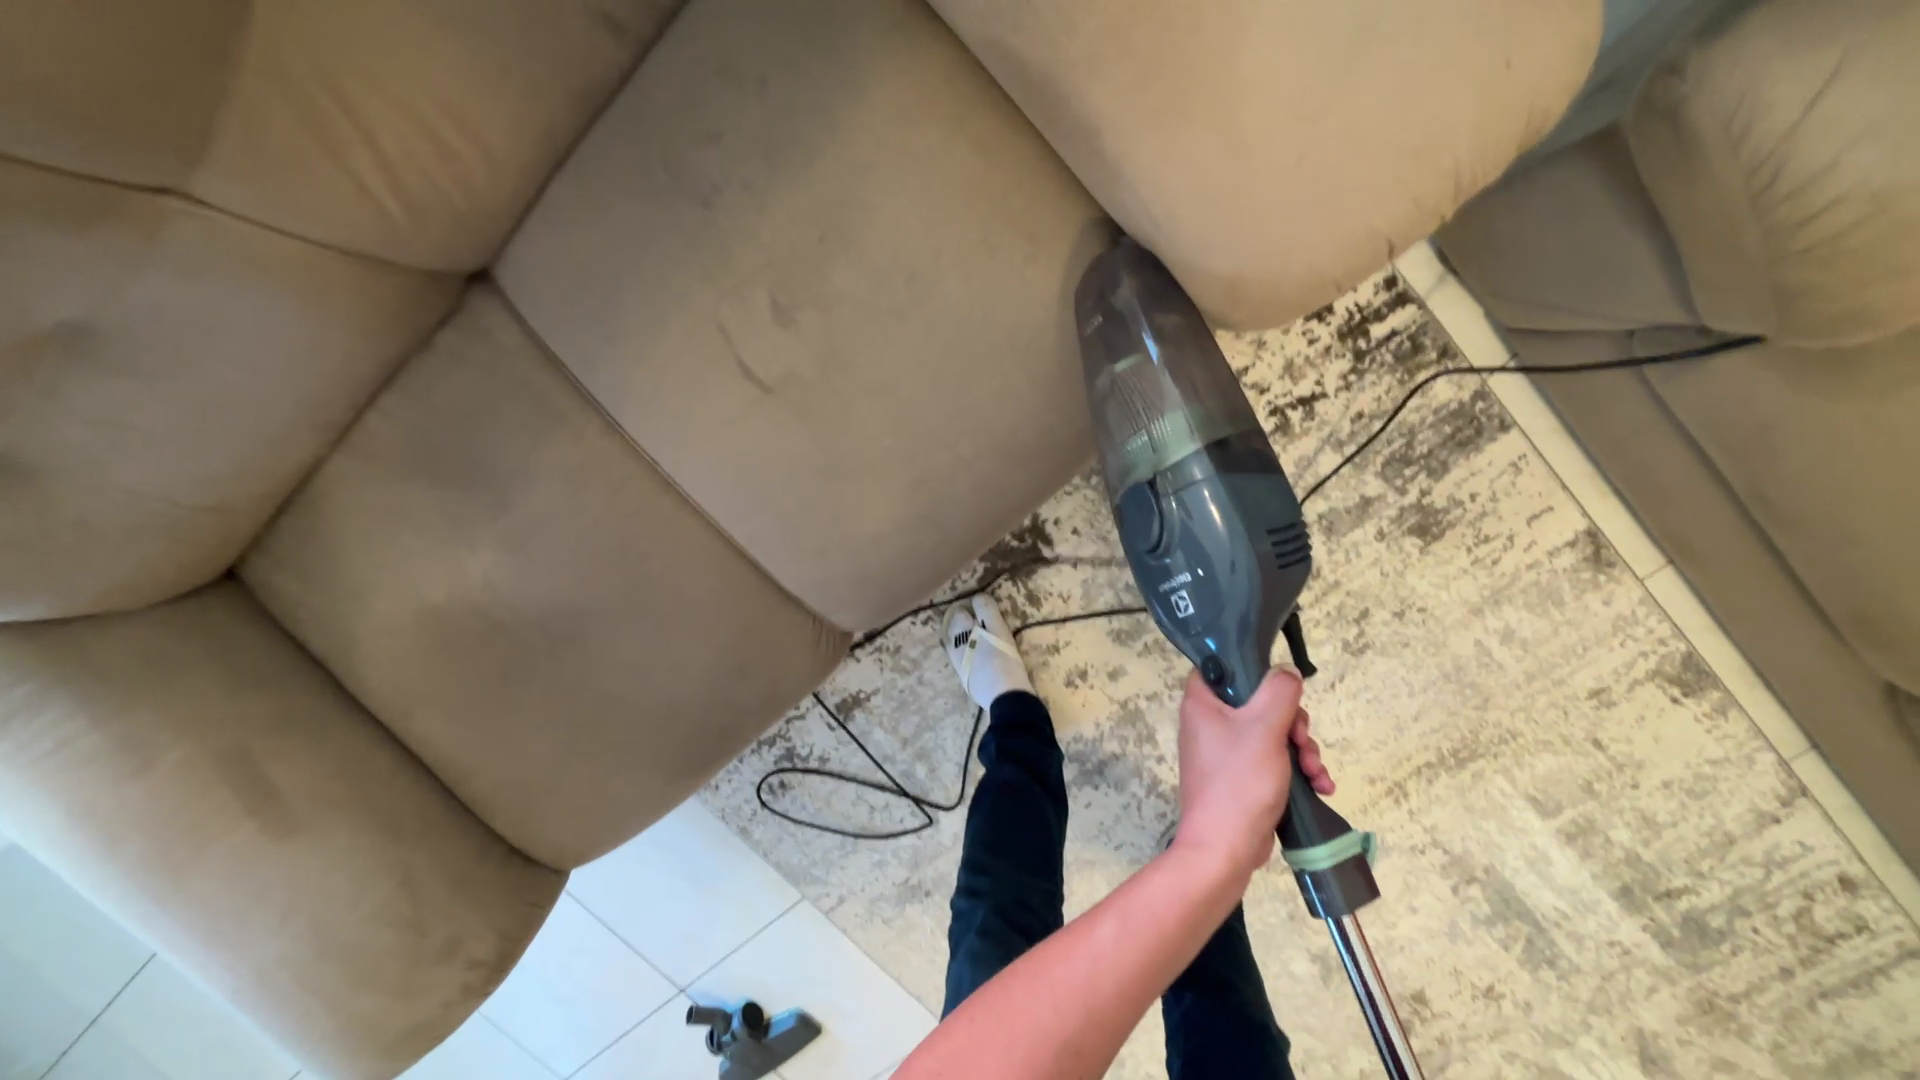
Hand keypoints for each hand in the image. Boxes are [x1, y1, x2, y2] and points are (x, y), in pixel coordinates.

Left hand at [1170, 667, 1334, 878]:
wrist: (1226, 847)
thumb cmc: (1239, 780)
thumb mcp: (1264, 727)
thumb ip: (1279, 692)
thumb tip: (1286, 672)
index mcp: (1202, 704)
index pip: (1220, 667)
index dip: (1250, 671)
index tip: (1278, 688)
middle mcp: (1210, 724)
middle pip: (1259, 703)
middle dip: (1292, 723)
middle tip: (1302, 741)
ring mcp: (1227, 753)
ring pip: (1273, 733)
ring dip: (1301, 750)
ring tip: (1314, 772)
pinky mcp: (1243, 778)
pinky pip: (1274, 761)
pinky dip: (1297, 770)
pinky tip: (1321, 786)